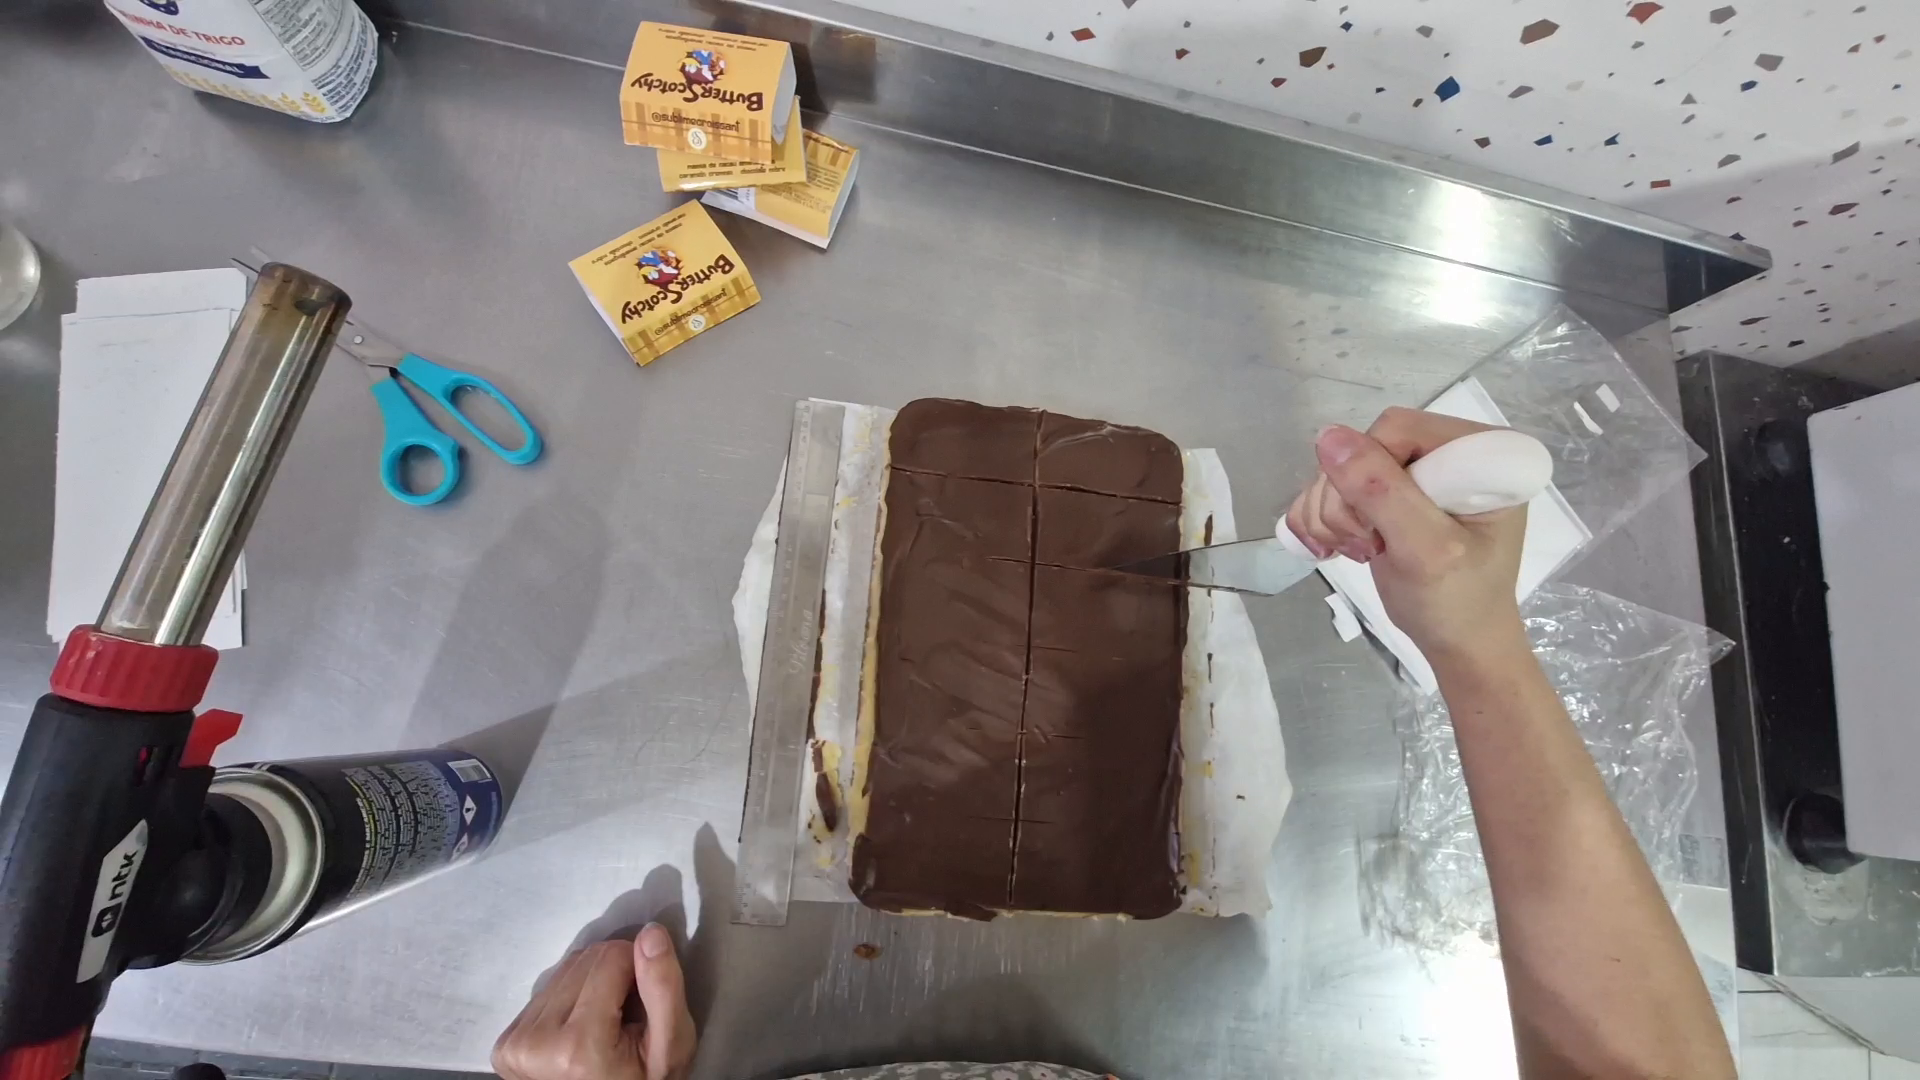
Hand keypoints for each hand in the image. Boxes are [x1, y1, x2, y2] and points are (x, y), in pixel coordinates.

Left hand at [493, 925, 696, 1079]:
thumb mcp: (673, 1045)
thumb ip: (664, 987)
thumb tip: (649, 933)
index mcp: (577, 1045)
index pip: (612, 955)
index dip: (639, 970)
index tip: (643, 1006)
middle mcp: (534, 1043)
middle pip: (588, 958)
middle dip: (616, 974)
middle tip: (627, 1015)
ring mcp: (513, 1045)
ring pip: (569, 967)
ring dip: (595, 982)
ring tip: (606, 1022)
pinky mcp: (504, 1044)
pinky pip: (550, 986)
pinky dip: (574, 996)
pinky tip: (583, 1026)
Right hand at [1284, 406, 1528, 660]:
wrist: (1456, 641)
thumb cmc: (1457, 600)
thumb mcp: (1425, 549)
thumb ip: (1382, 491)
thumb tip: (1328, 438)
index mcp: (1475, 451)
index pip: (1394, 430)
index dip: (1370, 474)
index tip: (1379, 528)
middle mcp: (1441, 453)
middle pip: (1359, 450)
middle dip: (1344, 502)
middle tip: (1365, 546)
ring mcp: (1408, 475)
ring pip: (1335, 470)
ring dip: (1327, 515)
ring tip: (1353, 551)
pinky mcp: (1381, 496)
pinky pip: (1325, 489)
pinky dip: (1315, 520)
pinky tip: (1331, 547)